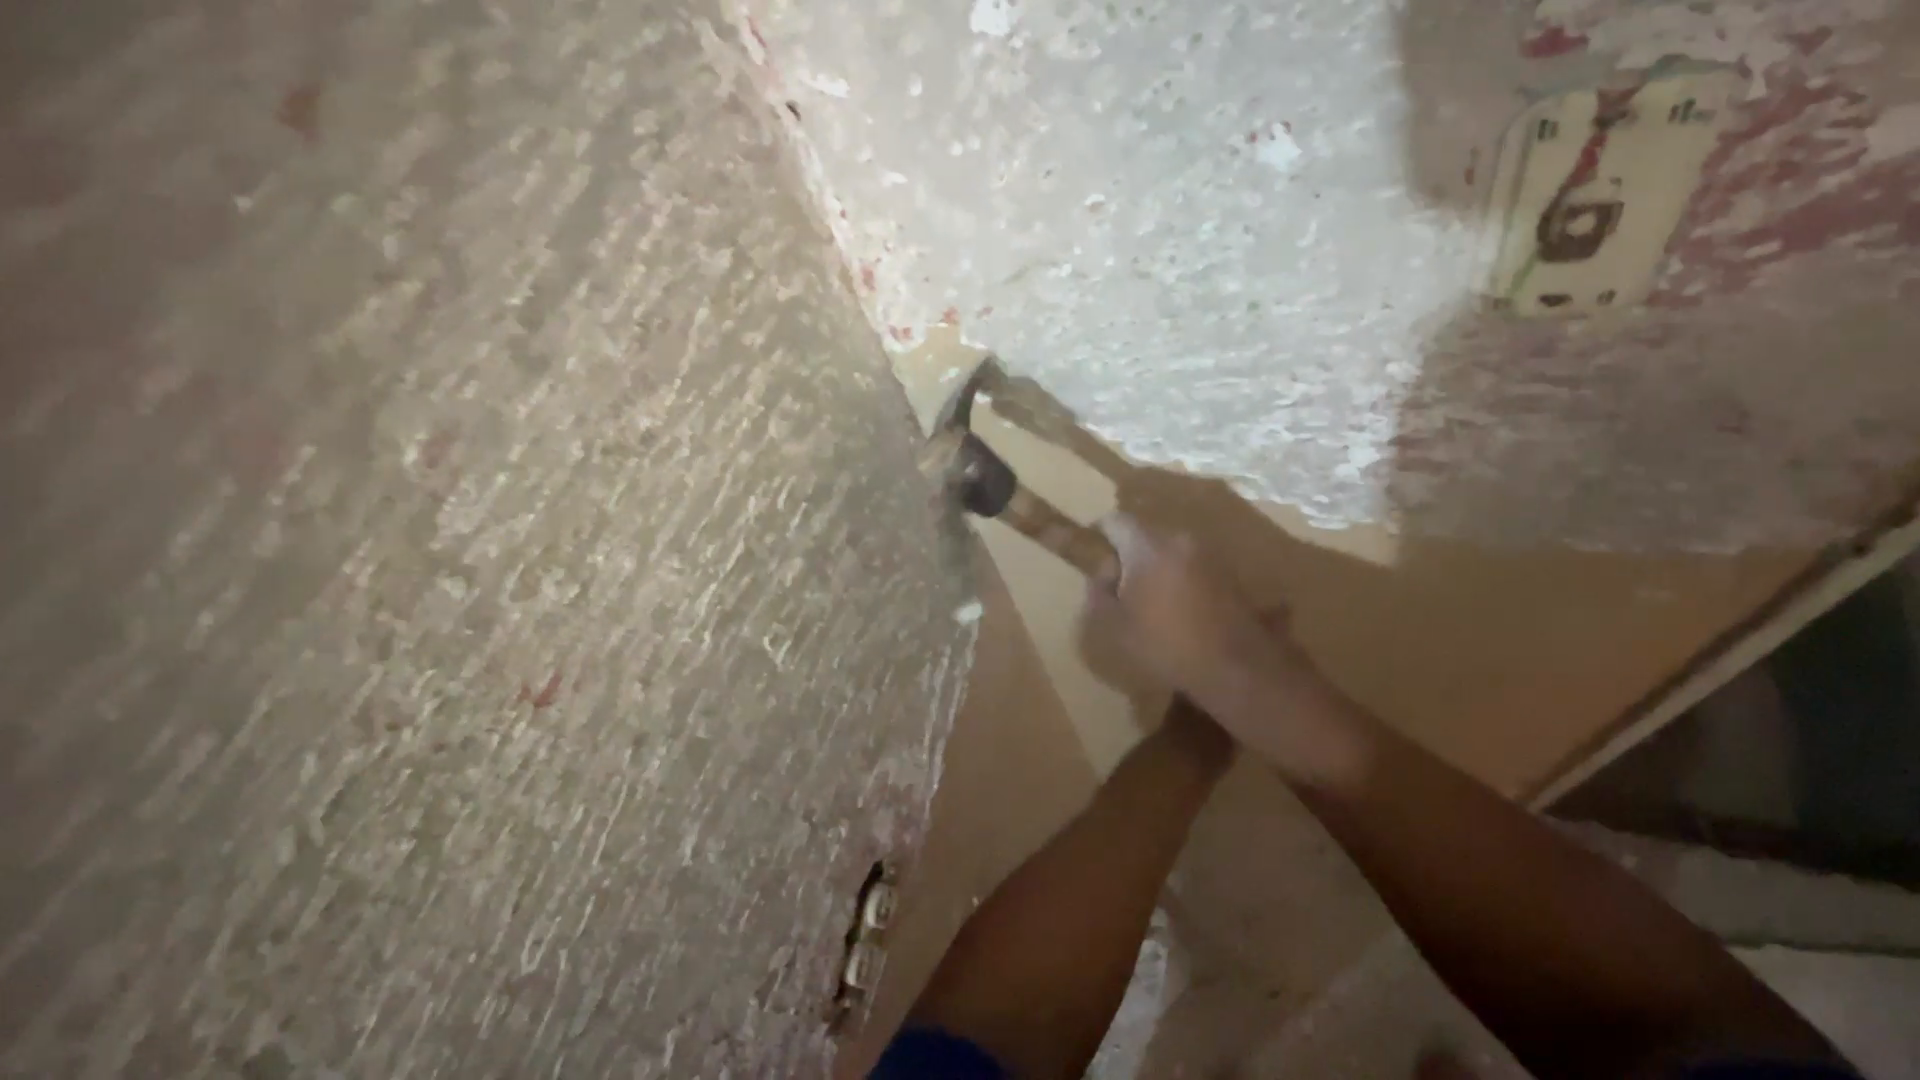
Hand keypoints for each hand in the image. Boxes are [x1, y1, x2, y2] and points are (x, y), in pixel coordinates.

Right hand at [1084, 515, 1310, 706]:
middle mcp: (1180, 540)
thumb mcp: (1115, 628)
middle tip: (1117, 583)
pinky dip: (1179, 578)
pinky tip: (1177, 609)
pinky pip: (1191, 565)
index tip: (1092, 554)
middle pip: (1145, 534)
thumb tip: (1101, 577)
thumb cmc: (1166, 646)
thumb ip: (1099, 595)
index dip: (1099, 533)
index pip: (1116, 521)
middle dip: (1128, 553)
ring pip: (1170, 550)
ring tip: (1148, 599)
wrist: (1235, 668)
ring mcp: (1209, 555)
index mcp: (1148, 547)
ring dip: (1156, 567)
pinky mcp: (1228, 573)